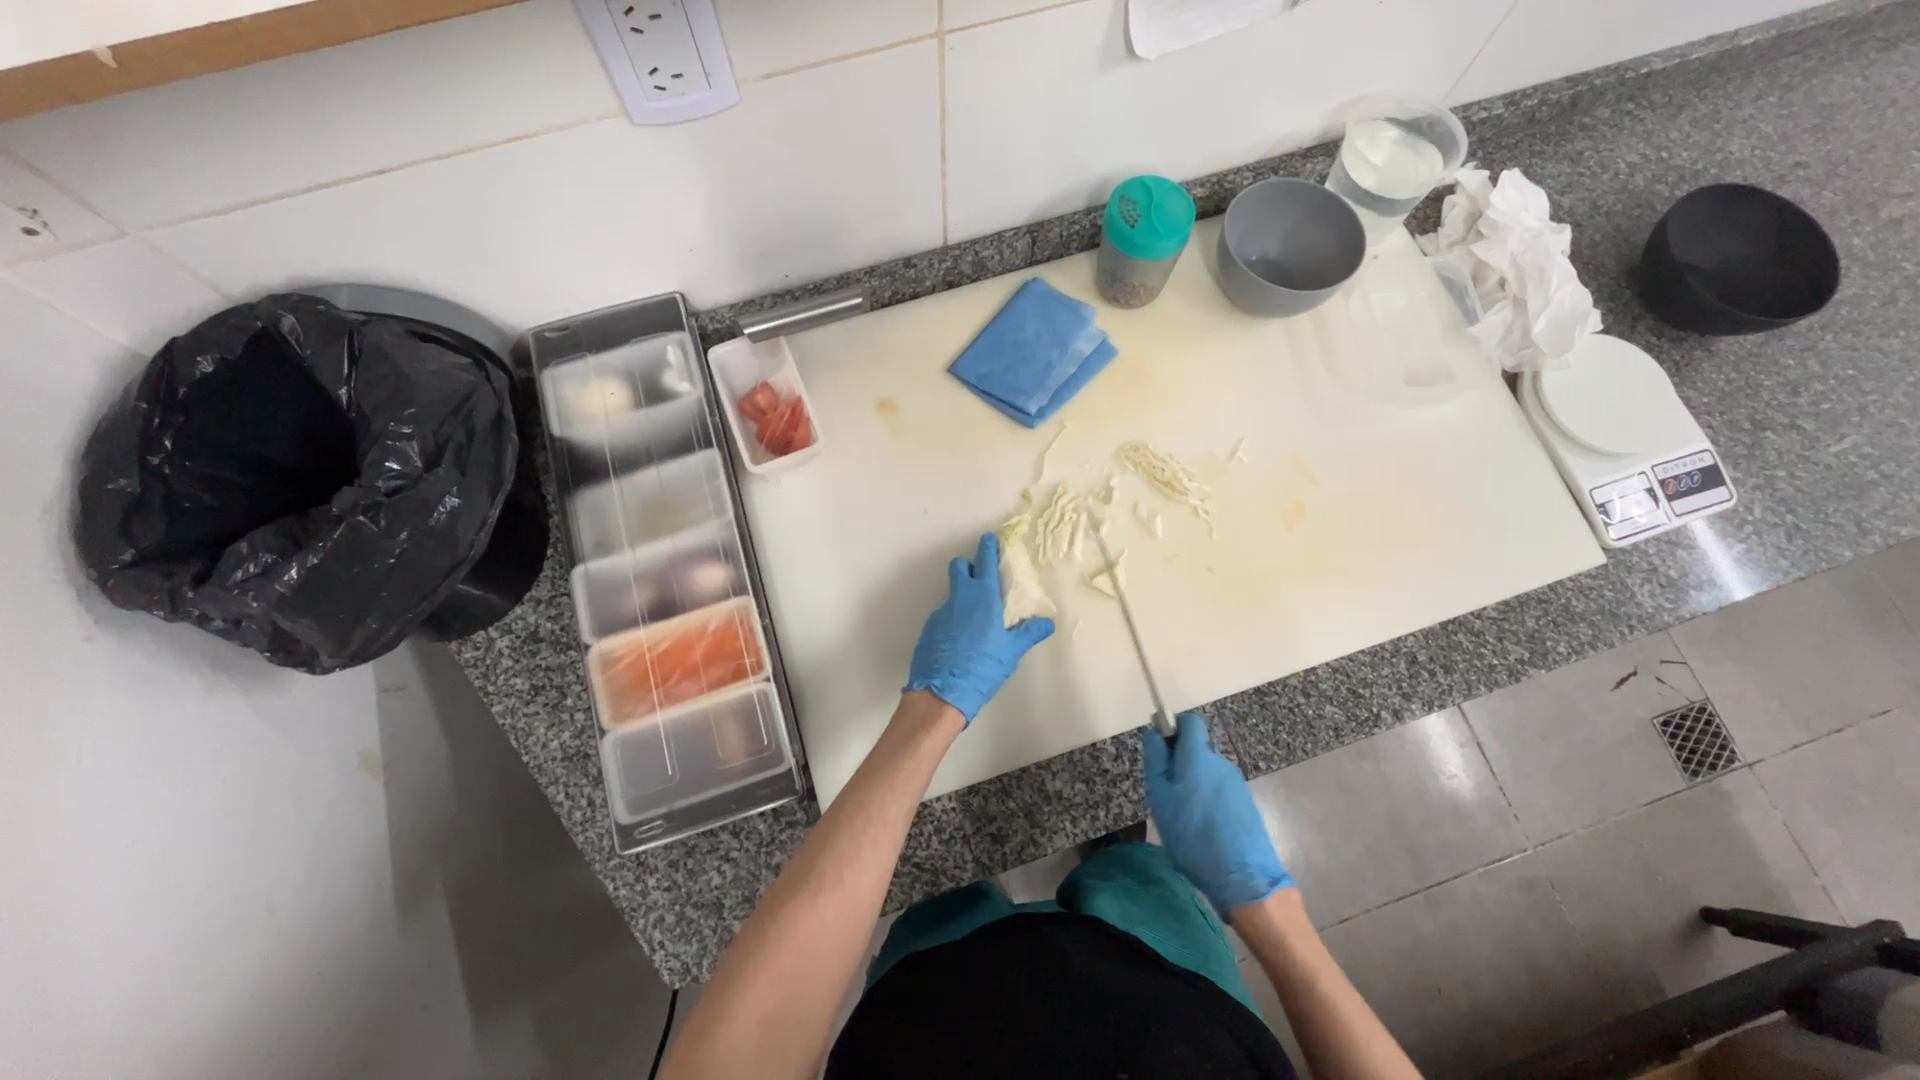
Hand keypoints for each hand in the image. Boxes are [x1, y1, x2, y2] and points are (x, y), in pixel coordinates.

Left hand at [903, 533, 1054, 723]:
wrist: (942, 692)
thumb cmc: (983, 667)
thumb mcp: (1011, 651)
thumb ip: (1028, 633)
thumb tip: (1047, 623)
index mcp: (983, 598)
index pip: (985, 562)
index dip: (988, 548)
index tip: (989, 538)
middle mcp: (959, 599)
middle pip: (959, 568)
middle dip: (968, 566)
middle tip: (980, 577)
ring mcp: (940, 613)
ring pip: (952, 594)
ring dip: (962, 597)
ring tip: (974, 620)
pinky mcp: (929, 629)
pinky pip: (943, 616)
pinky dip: (952, 620)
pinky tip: (960, 640)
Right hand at [1143, 712, 1293, 917]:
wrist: (1243, 878)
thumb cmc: (1192, 835)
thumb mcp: (1160, 798)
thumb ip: (1156, 761)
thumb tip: (1153, 733)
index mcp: (1199, 756)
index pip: (1190, 722)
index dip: (1173, 727)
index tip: (1158, 748)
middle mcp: (1220, 763)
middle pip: (1196, 749)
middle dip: (1178, 763)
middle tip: (1163, 794)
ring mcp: (1236, 784)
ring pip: (1206, 773)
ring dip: (1191, 785)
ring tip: (1181, 817)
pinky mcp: (1244, 804)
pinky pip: (1218, 791)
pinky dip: (1206, 800)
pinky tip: (1200, 829)